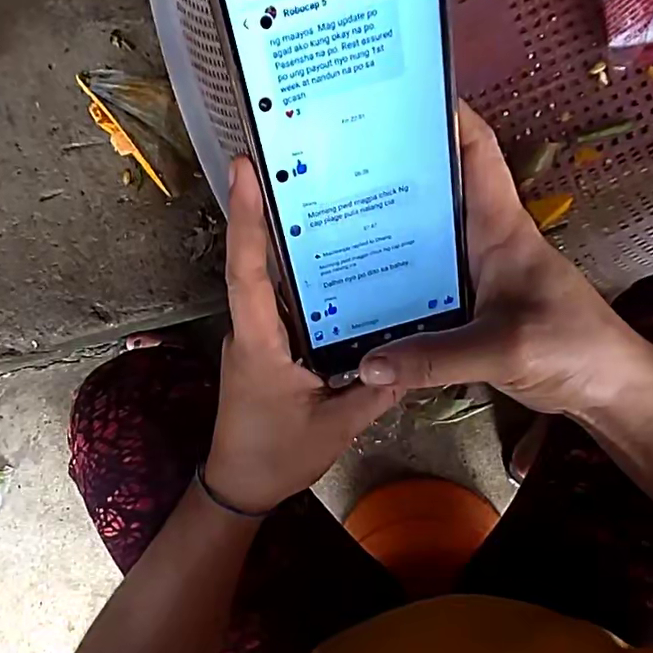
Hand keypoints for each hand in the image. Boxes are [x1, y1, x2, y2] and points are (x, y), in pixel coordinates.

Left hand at [203, 157, 402, 513]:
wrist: (239, 485)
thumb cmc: (277, 455)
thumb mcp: (336, 425)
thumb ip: (376, 388)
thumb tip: (413, 354)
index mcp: (259, 343)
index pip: (248, 272)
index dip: (245, 218)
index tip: (245, 170)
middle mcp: (251, 330)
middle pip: (256, 262)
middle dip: (267, 212)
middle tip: (297, 167)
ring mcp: (257, 338)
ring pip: (271, 283)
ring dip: (288, 244)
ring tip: (325, 205)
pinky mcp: (267, 348)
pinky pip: (284, 305)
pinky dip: (303, 282)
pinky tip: (338, 272)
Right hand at [356, 100, 652, 416]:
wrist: (606, 387)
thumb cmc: (575, 347)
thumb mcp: (506, 348)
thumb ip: (436, 359)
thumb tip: (367, 365)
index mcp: (500, 227)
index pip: (475, 151)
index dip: (445, 114)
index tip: (394, 95)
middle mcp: (480, 243)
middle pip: (432, 195)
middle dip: (388, 174)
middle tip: (330, 164)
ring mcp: (472, 278)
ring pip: (421, 245)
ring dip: (383, 236)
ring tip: (326, 226)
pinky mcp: (467, 312)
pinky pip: (421, 291)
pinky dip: (392, 290)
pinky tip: (356, 298)